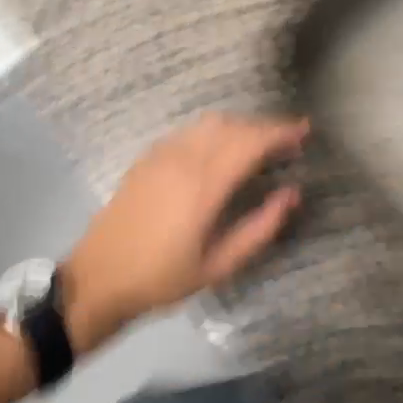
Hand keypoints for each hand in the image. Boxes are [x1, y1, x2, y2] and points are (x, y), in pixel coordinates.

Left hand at [61, 113, 308, 344]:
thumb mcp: (218, 266)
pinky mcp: (148, 156)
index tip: (305, 130)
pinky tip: (222, 148)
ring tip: (260, 143)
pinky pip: (191, 130)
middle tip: (290, 140)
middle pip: (234, 126)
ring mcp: (163, 153)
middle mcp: (185, 157)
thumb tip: (292, 193)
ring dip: (241, 126)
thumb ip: (260, 228)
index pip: (251, 142)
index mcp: (204, 184)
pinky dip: (216, 130)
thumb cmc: (162, 278)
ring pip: (211, 123)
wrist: (98, 277)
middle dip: (266, 127)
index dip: (281, 132)